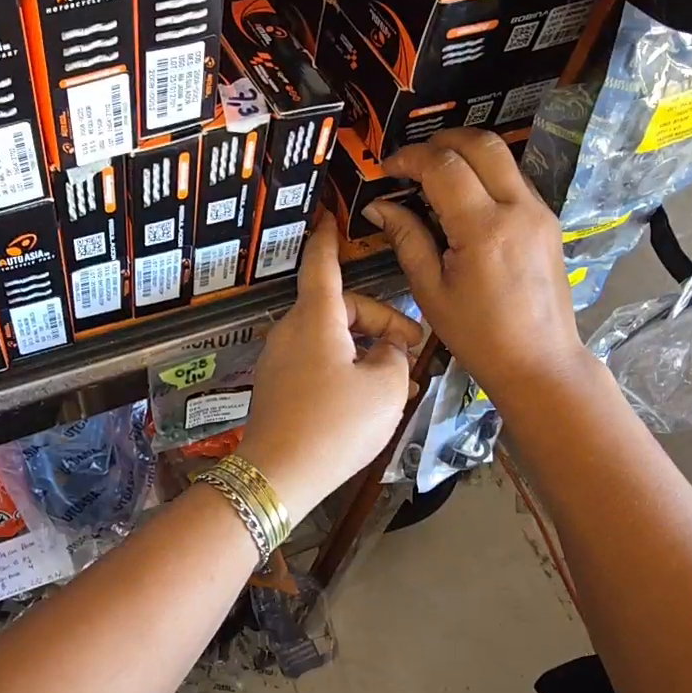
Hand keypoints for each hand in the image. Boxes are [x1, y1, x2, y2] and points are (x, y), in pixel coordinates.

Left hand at [237, 215, 421, 518]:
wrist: (279, 475)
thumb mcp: (386, 388)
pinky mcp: (279, 387)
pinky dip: (346, 370)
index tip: (330, 217)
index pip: (322, 265)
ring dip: (367, 352)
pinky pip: (318, 363)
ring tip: (401, 384)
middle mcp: (291, 331)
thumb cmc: (336, 424)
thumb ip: (394, 358)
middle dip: (380, 322)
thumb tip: (387, 352)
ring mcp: (280, 360)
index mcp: (315, 319)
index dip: (330, 240)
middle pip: (340, 308)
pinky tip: (372, 401)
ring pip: (332, 339)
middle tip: (412, 352)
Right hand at [366, 129, 587, 396]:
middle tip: (412, 160)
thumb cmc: (477, 335)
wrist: (539, 362)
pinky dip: (485, 174)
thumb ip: (407, 239)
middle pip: (482, 143)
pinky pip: (514, 179)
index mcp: (484, 229)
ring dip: (466, 154)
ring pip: (503, 156)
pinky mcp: (548, 221)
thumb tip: (380, 206)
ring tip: (434, 176)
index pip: (444, 166)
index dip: (410, 158)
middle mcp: (518, 209)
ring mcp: (539, 212)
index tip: (387, 169)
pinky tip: (463, 199)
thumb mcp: (430, 291)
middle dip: (442, 140)